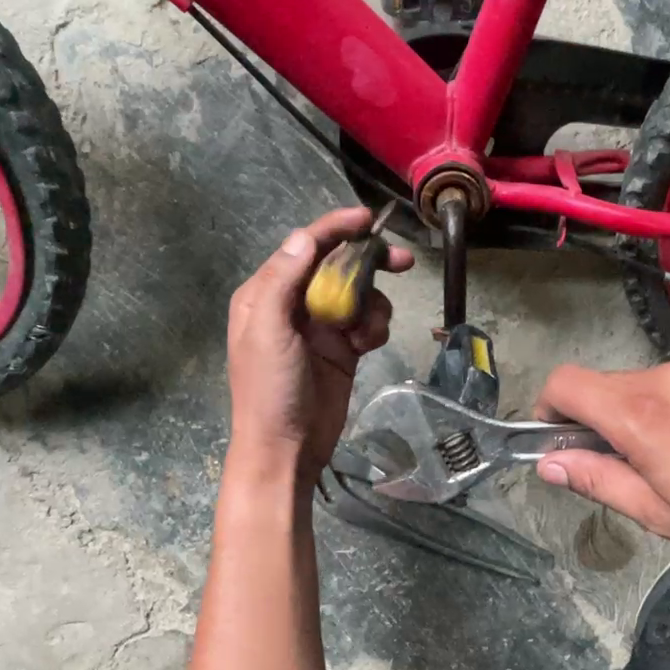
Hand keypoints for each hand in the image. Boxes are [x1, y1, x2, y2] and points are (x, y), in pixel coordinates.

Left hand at [226, 206, 412, 478]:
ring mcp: (319, 328)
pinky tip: (368, 345)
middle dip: (367, 263)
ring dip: (372, 306)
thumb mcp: (268, 331)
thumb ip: (283, 281)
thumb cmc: (269, 390)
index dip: (336, 229)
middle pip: (337, 267)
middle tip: (402, 262)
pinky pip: (367, 323)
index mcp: (267, 293)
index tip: (369, 221)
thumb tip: (305, 236)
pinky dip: (374, 328)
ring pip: (358, 295)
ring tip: (367, 333)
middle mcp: (293, 304)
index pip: (305, 247)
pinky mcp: (342, 350)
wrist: (286, 448)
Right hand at [533, 345, 669, 563]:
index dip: (550, 410)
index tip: (562, 439)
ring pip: (654, 382)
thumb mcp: (662, 514)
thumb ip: (599, 481)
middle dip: (610, 422)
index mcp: (643, 415)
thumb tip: (550, 464)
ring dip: (655, 412)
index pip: (566, 384)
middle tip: (644, 466)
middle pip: (611, 386)